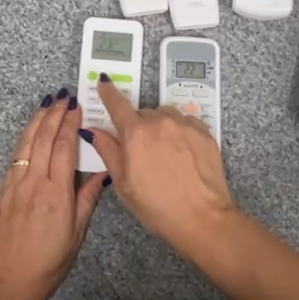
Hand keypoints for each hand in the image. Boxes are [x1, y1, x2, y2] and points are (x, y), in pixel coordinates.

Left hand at [0, 89, 108, 299]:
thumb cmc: (49, 264)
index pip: (64, 147)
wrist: (9, 283)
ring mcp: (15, 186)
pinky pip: (15, 158)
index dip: (70, 123)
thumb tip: (104, 173)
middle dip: (54, 114)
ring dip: (36, 121)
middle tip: (63, 96)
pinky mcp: (3, 192)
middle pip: (43, 139)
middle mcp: (34, 183)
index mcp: (56, 193)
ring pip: (26, 144)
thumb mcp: (77, 234)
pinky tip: (30, 132)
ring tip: (46, 104)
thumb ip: (88, 199)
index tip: (76, 106)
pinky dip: (24, 139)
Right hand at [84, 77, 239, 258]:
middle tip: (141, 151)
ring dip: (161, 127)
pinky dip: (180, 131)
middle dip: (138, 126)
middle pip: (143, 113)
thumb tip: (94, 131)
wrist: (202, 217)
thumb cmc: (158, 206)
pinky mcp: (204, 133)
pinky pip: (186, 122)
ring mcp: (185, 125)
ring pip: (166, 115)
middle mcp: (160, 122)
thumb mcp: (123, 183)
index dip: (108, 92)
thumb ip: (108, 151)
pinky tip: (182, 153)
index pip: (117, 104)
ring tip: (164, 153)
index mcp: (135, 134)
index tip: (104, 82)